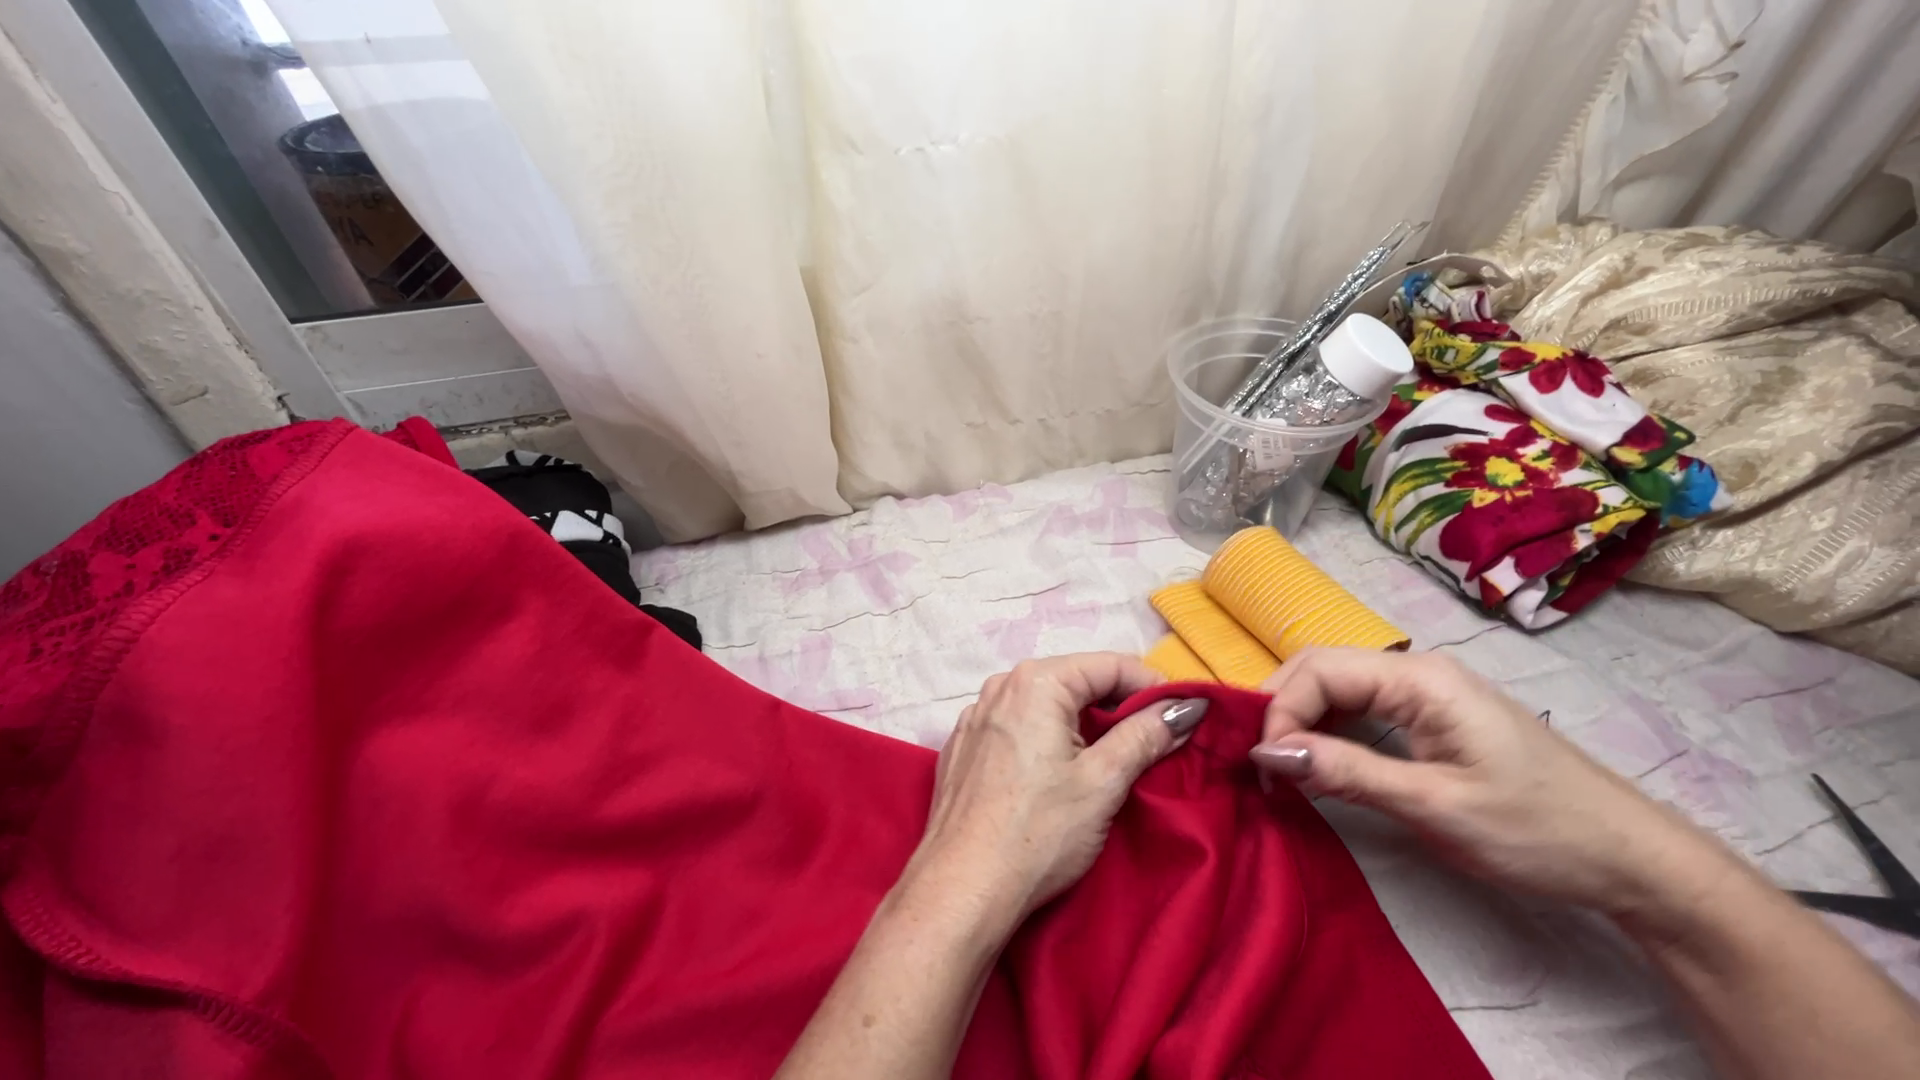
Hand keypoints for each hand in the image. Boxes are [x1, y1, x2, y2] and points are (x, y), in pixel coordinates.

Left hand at [908, 654, 1203, 926]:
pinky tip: (1062, 773)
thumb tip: (1185, 708)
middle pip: (1076, 680)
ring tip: (1117, 756)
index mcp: (1034, 682)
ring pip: (1046, 705)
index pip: (1109, 665)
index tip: (1185, 714)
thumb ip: (1146, 735)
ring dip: (1085, 723)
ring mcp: (976, 718)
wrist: (963, 888)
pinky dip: (1049, 739)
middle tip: (1157, 737)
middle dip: (1119, 704)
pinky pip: (1018, 727)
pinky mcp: (965, 749)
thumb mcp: (1104, 781)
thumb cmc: (1038, 833)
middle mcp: (999, 688)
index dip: (1154, 687)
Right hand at [1248, 648, 1737, 916]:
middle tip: (1261, 768)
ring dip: (1302, 723)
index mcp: (1421, 678)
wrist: (1632, 859)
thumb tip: (1268, 753)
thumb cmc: (1537, 830)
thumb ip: (1346, 771)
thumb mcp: (1434, 805)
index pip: (1320, 670)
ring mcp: (1426, 693)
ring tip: (1281, 770)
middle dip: (1281, 711)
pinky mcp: (1431, 719)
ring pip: (1338, 689)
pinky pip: (1361, 711)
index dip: (1279, 710)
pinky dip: (1329, 733)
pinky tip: (1318, 764)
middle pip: (1322, 670)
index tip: (1263, 767)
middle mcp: (1418, 671)